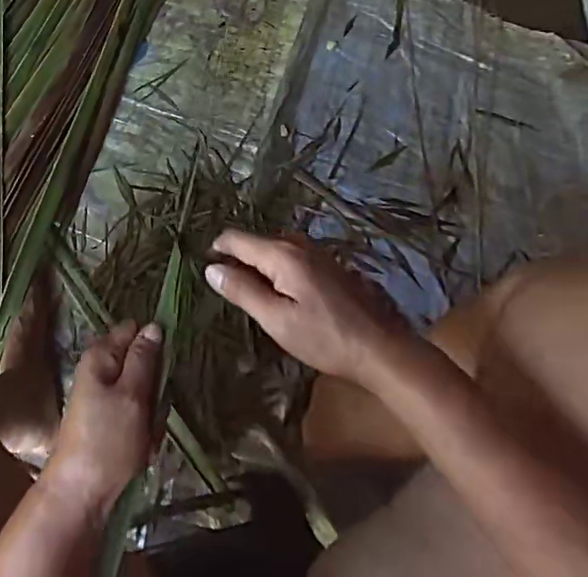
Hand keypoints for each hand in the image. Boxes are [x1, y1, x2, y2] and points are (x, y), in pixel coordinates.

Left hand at [41, 320, 161, 517]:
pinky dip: (144, 433)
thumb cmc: (107, 441)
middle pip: (140, 364)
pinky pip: (137, 418)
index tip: (165, 365)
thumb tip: (153, 325)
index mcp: (100, 356)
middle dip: (155, 386)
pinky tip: (142, 450)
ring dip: (152, 414)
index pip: (132, 330)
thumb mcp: (133, 395)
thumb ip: (144, 359)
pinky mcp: (108, 423)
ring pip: (143, 394)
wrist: (81, 495)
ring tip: (148, 434)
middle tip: (154, 408)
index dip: (153, 343)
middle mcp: (99, 371)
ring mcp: (103, 398)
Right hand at [204, 229, 405, 384]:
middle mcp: (298, 244)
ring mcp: (317, 252)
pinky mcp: (329, 265)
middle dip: (237, 258)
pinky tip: (281, 294)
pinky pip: (291, 256)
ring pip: (274, 249)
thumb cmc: (326, 339)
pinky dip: (277, 269)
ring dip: (258, 264)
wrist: (383, 349)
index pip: (236, 238)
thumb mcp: (277, 321)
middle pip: (255, 241)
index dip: (216, 249)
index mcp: (282, 255)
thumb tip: (211, 268)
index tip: (205, 268)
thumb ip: (242, 291)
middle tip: (227, 288)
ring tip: (250, 292)